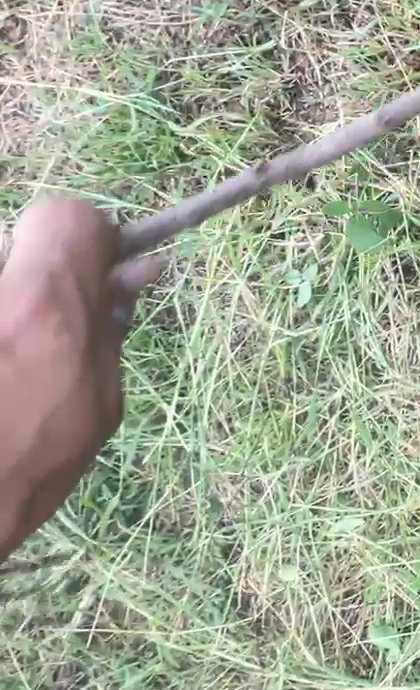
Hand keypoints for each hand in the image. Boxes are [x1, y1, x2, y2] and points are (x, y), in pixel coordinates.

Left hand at [0, 198, 157, 561]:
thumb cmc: (19, 470)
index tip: (94, 281)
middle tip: (36, 345)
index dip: (85, 244)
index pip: (66, 218)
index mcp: (40, 308)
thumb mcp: (98, 402)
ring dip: (3, 320)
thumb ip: (109, 329)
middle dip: (30, 286)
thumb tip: (136, 271)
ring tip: (0, 382)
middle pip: (11, 253)